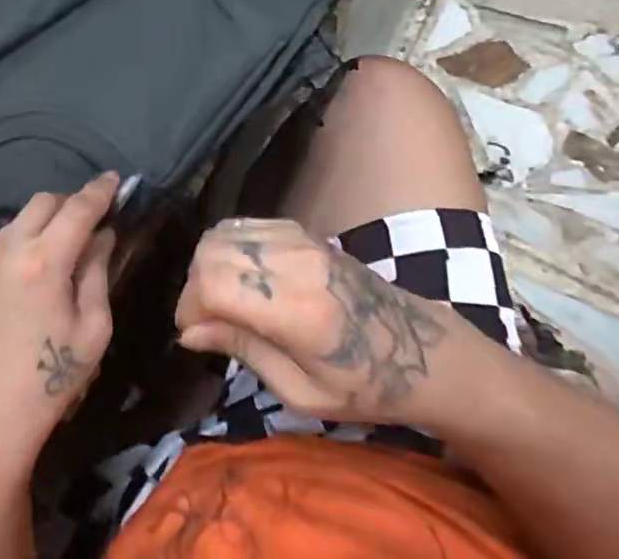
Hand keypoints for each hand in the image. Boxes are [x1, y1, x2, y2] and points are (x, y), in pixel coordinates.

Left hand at [0, 173, 119, 487]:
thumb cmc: (51, 378)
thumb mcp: (93, 329)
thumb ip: (97, 271)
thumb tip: (101, 234)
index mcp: (43, 261)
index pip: (77, 209)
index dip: (99, 191)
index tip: (114, 179)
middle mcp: (5, 248)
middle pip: (42, 202)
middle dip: (69, 204)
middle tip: (87, 222)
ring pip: (16, 223)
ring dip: (40, 228)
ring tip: (52, 260)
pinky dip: (14, 250)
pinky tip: (20, 284)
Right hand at [174, 218, 501, 430]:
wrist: (429, 354)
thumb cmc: (369, 387)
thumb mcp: (304, 393)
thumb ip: (243, 351)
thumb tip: (188, 333)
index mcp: (299, 311)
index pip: (213, 286)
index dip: (189, 307)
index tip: (192, 332)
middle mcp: (295, 263)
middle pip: (209, 253)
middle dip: (193, 286)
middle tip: (204, 319)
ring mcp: (299, 240)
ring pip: (220, 233)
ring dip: (207, 265)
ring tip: (220, 298)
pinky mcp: (301, 230)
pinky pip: (241, 225)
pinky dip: (226, 247)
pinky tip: (239, 276)